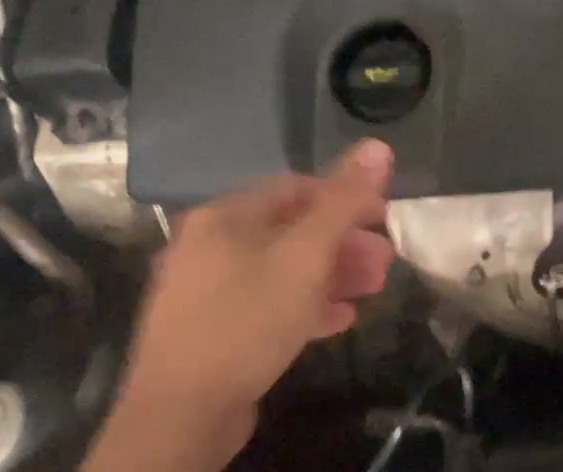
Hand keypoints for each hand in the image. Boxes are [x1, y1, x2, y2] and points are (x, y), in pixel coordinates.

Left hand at [117, 140, 396, 419]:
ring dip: (331, 275)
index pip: (299, 188)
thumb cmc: (247, 320)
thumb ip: (345, 200)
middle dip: (344, 243)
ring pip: (282, 269)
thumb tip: (378, 145)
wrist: (179, 418)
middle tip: (383, 263)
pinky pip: (265, 304)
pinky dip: (304, 305)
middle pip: (292, 230)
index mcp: (225, 216)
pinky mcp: (209, 331)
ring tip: (371, 290)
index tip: (383, 220)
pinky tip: (339, 319)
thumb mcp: (306, 255)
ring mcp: (205, 291)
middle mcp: (208, 245)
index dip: (347, 198)